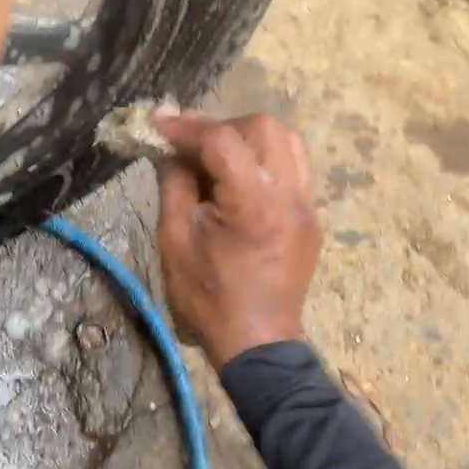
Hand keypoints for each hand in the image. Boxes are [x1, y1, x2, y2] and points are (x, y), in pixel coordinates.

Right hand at [154, 110, 321, 367]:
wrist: (257, 344)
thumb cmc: (206, 294)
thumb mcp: (174, 235)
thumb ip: (174, 180)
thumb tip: (171, 144)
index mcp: (253, 205)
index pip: (222, 139)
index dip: (186, 126)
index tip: (158, 124)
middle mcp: (289, 197)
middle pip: (263, 127)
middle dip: (221, 126)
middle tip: (191, 144)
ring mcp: (306, 205)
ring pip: (286, 139)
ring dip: (246, 136)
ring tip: (216, 155)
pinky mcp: (310, 215)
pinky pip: (292, 164)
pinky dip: (263, 156)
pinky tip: (237, 175)